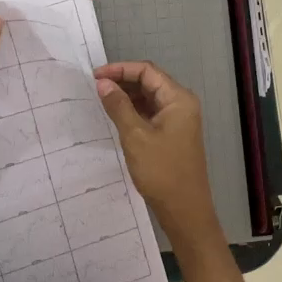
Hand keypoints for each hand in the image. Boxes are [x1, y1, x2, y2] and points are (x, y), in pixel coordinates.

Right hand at [96, 59, 247, 281]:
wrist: (185, 212)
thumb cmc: (162, 171)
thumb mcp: (135, 136)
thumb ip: (118, 106)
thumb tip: (102, 83)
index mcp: (178, 99)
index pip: (147, 71)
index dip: (120, 69)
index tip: (95, 76)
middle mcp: (181, 104)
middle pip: (149, 81)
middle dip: (122, 81)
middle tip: (95, 87)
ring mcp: (179, 120)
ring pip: (149, 97)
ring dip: (127, 96)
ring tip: (102, 100)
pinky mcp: (173, 134)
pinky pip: (151, 113)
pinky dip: (134, 111)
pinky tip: (116, 116)